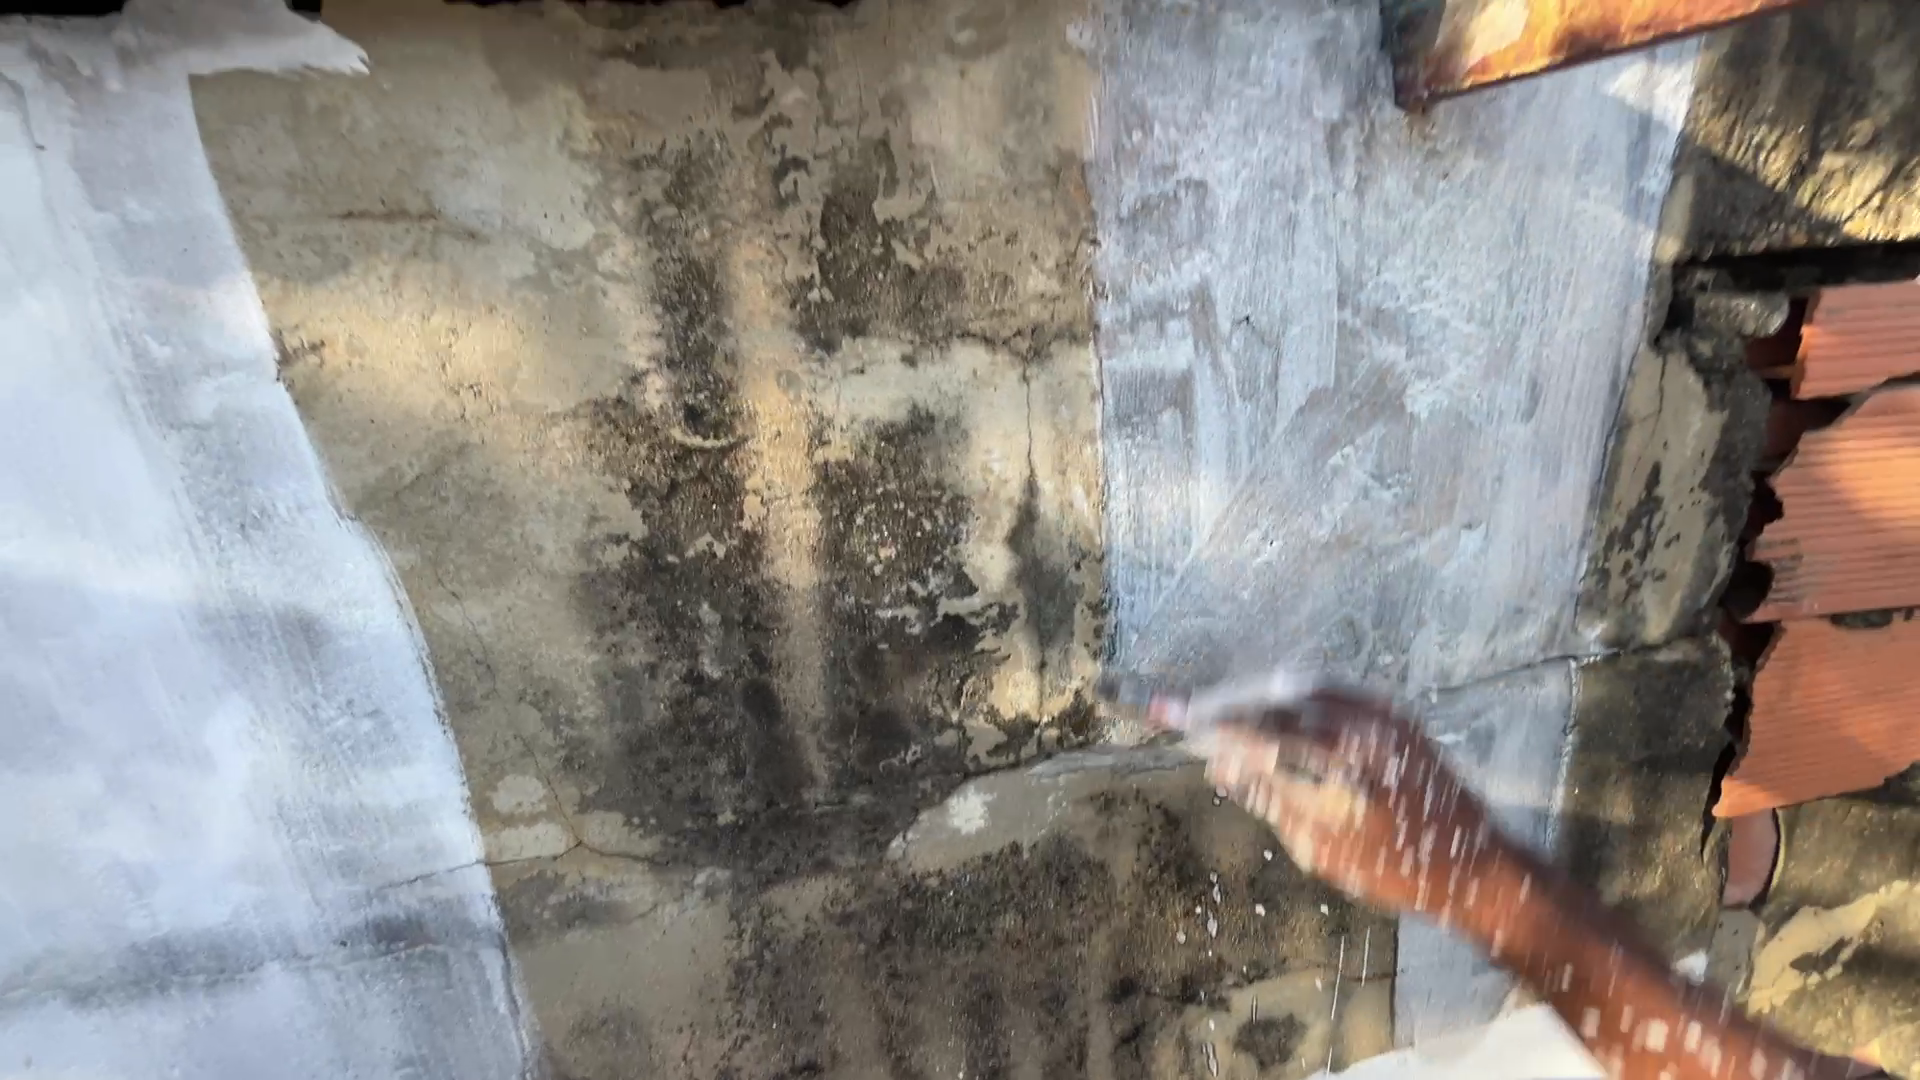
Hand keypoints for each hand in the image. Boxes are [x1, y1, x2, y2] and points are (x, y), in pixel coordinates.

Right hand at [1191, 685, 1513, 930]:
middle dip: (1225, 703)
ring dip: (1255, 698)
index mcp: (1344, 756)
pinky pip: (1325, 689)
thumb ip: (1268, 795)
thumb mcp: (1321, 845)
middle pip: (1271, 697)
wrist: (1483, 871)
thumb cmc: (1398, 869)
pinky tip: (1271, 711)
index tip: (1165, 709)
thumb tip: (1219, 765)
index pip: (1255, 727)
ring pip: (1296, 686)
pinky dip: (1289, 697)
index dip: (1205, 719)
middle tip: (1186, 710)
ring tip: (1222, 713)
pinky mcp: (1391, 711)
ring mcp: (1380, 710)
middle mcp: (1362, 720)